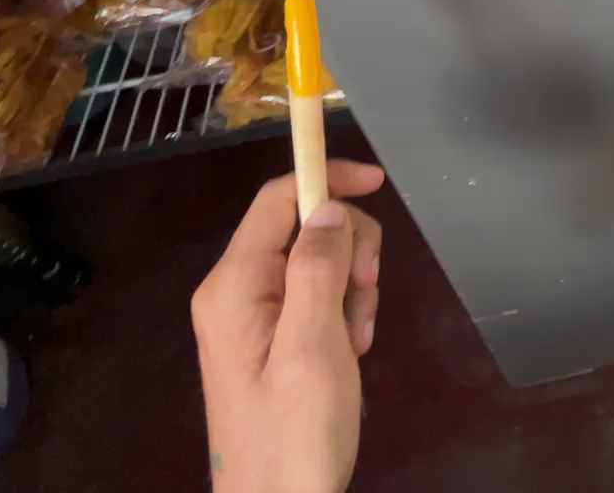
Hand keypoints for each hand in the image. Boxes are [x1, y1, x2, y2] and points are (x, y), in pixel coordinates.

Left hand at [193, 162, 385, 492]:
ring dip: (354, 283)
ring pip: (321, 255)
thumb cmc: (294, 434)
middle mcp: (238, 288)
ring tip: (359, 334)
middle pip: (307, 224)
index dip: (327, 178)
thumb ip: (318, 270)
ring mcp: (255, 310)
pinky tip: (353, 343)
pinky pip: (321, 289)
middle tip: (369, 288)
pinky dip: (347, 306)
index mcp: (235, 285)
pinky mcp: (275, 330)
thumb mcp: (313, 348)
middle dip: (350, 247)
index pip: (278, 198)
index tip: (378, 182)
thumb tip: (330, 206)